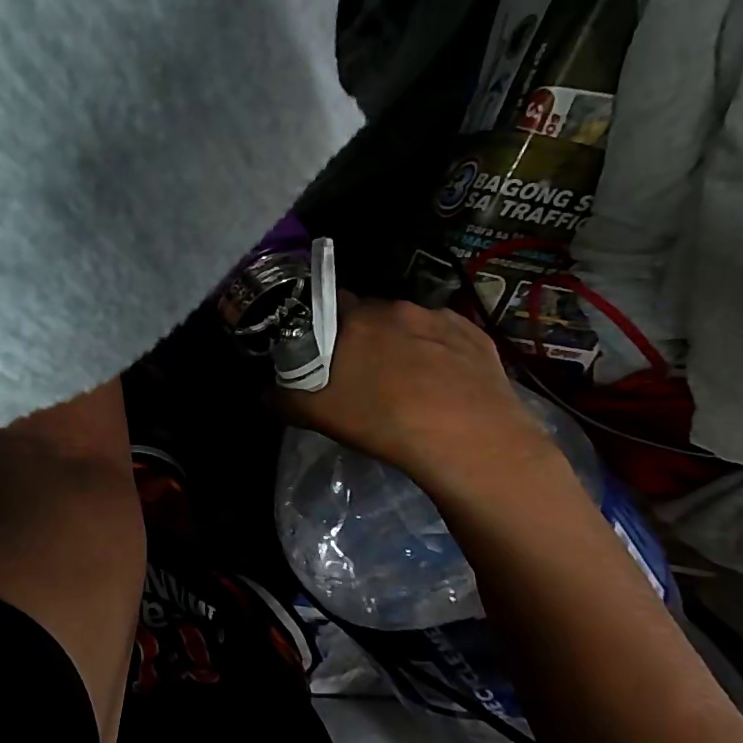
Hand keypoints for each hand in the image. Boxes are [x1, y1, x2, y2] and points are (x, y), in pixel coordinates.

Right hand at [272, 295, 551, 492]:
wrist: (470, 441)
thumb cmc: (383, 420)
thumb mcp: (319, 416)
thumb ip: (284, 399)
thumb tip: (264, 393)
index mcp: (356, 318)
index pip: (329, 302)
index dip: (323, 323)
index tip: (323, 347)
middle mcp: (398, 308)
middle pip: (371, 313)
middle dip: (363, 334)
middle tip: (361, 369)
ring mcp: (442, 319)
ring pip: (410, 324)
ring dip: (402, 341)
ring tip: (405, 378)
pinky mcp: (478, 336)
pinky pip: (446, 336)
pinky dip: (438, 351)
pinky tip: (439, 381)